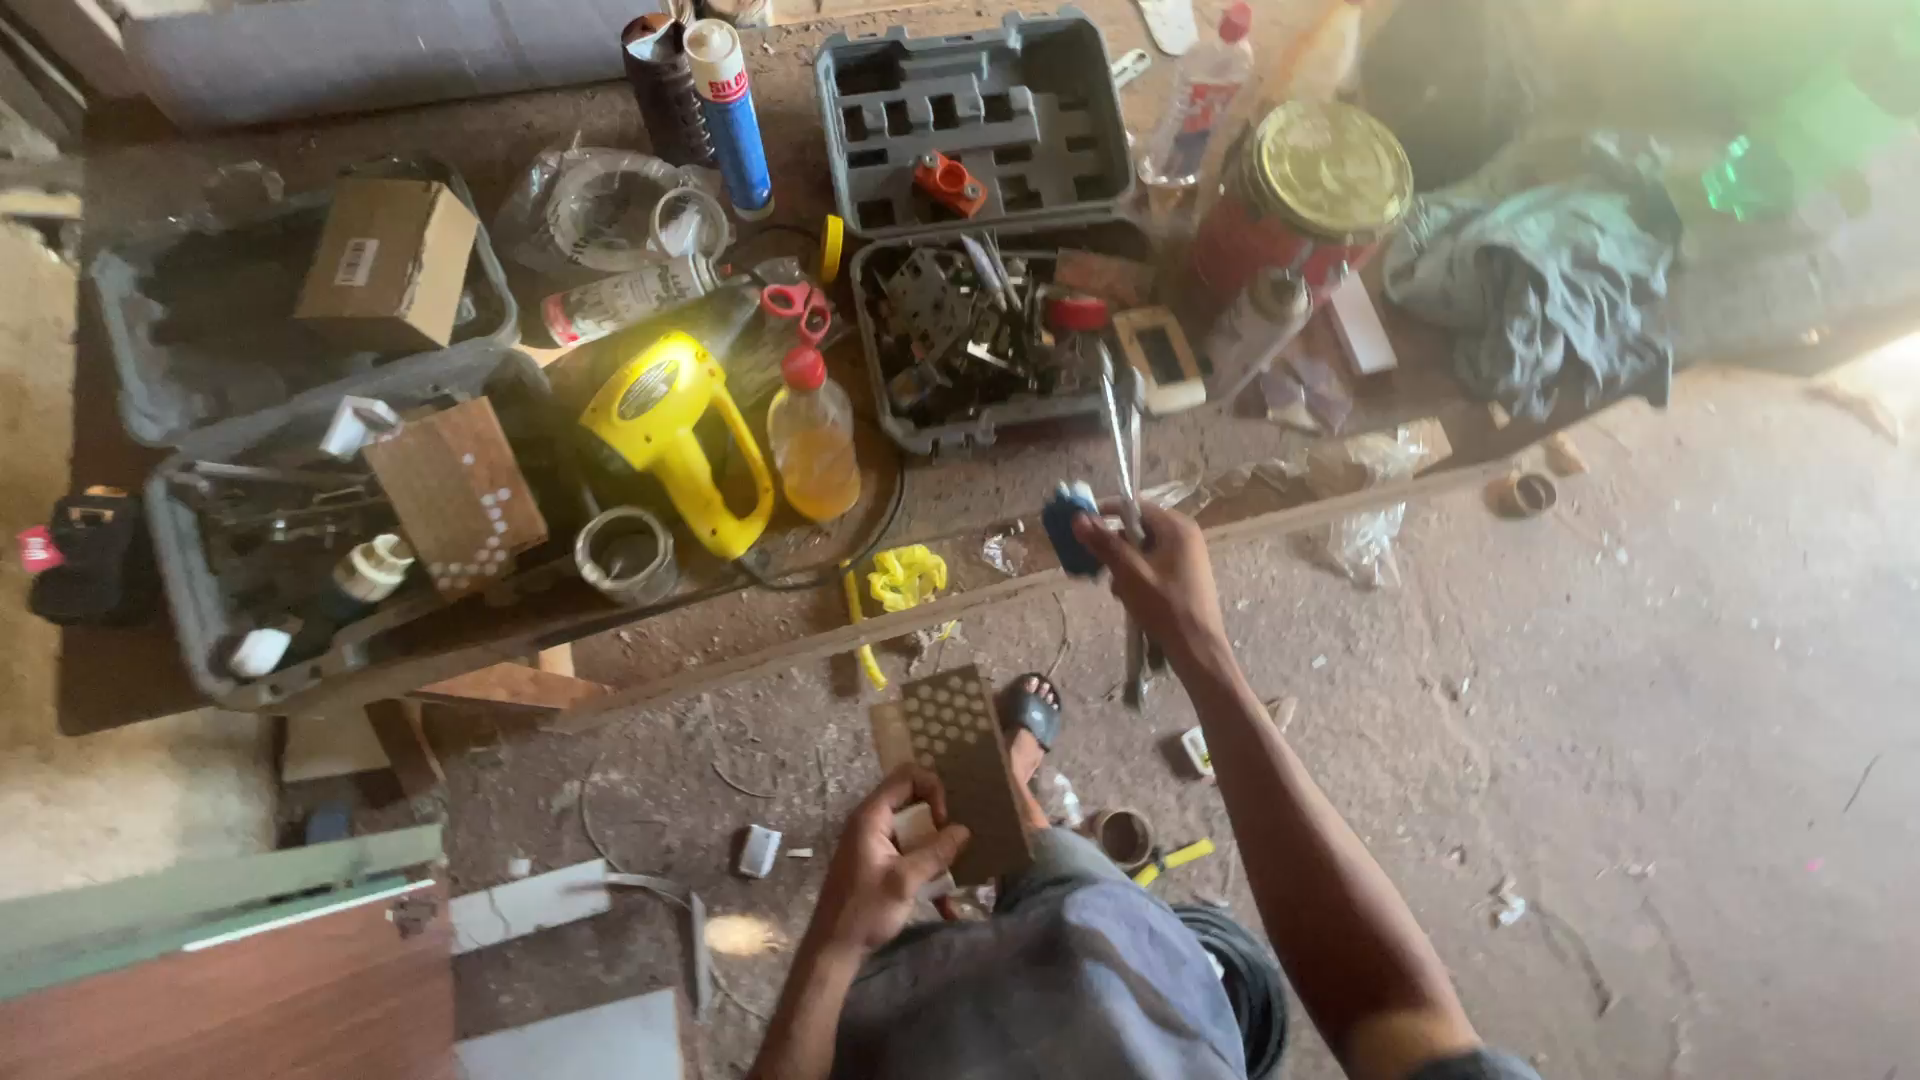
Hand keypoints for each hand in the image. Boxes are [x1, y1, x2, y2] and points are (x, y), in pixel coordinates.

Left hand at [810, 764, 969, 954]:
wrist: (833, 948)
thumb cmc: (864, 910)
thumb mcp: (904, 881)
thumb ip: (935, 853)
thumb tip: (964, 830)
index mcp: (872, 816)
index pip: (907, 776)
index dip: (933, 789)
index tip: (944, 821)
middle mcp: (872, 822)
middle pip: (913, 800)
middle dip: (938, 820)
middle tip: (951, 845)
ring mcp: (874, 842)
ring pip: (914, 828)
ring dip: (935, 848)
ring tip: (953, 872)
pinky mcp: (878, 861)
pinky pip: (908, 852)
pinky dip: (925, 868)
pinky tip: (943, 902)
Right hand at [1071, 502, 1228, 669]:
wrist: (1197, 648)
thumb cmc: (1165, 607)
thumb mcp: (1129, 574)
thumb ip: (1104, 543)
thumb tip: (1078, 518)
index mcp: (1177, 528)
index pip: (1135, 507)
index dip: (1107, 513)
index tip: (1083, 527)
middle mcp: (1185, 536)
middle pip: (1138, 529)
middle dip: (1115, 548)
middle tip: (1099, 566)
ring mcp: (1186, 556)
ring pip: (1142, 550)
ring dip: (1123, 566)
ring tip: (1118, 590)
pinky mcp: (1184, 575)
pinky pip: (1152, 565)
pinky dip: (1136, 576)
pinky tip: (1130, 597)